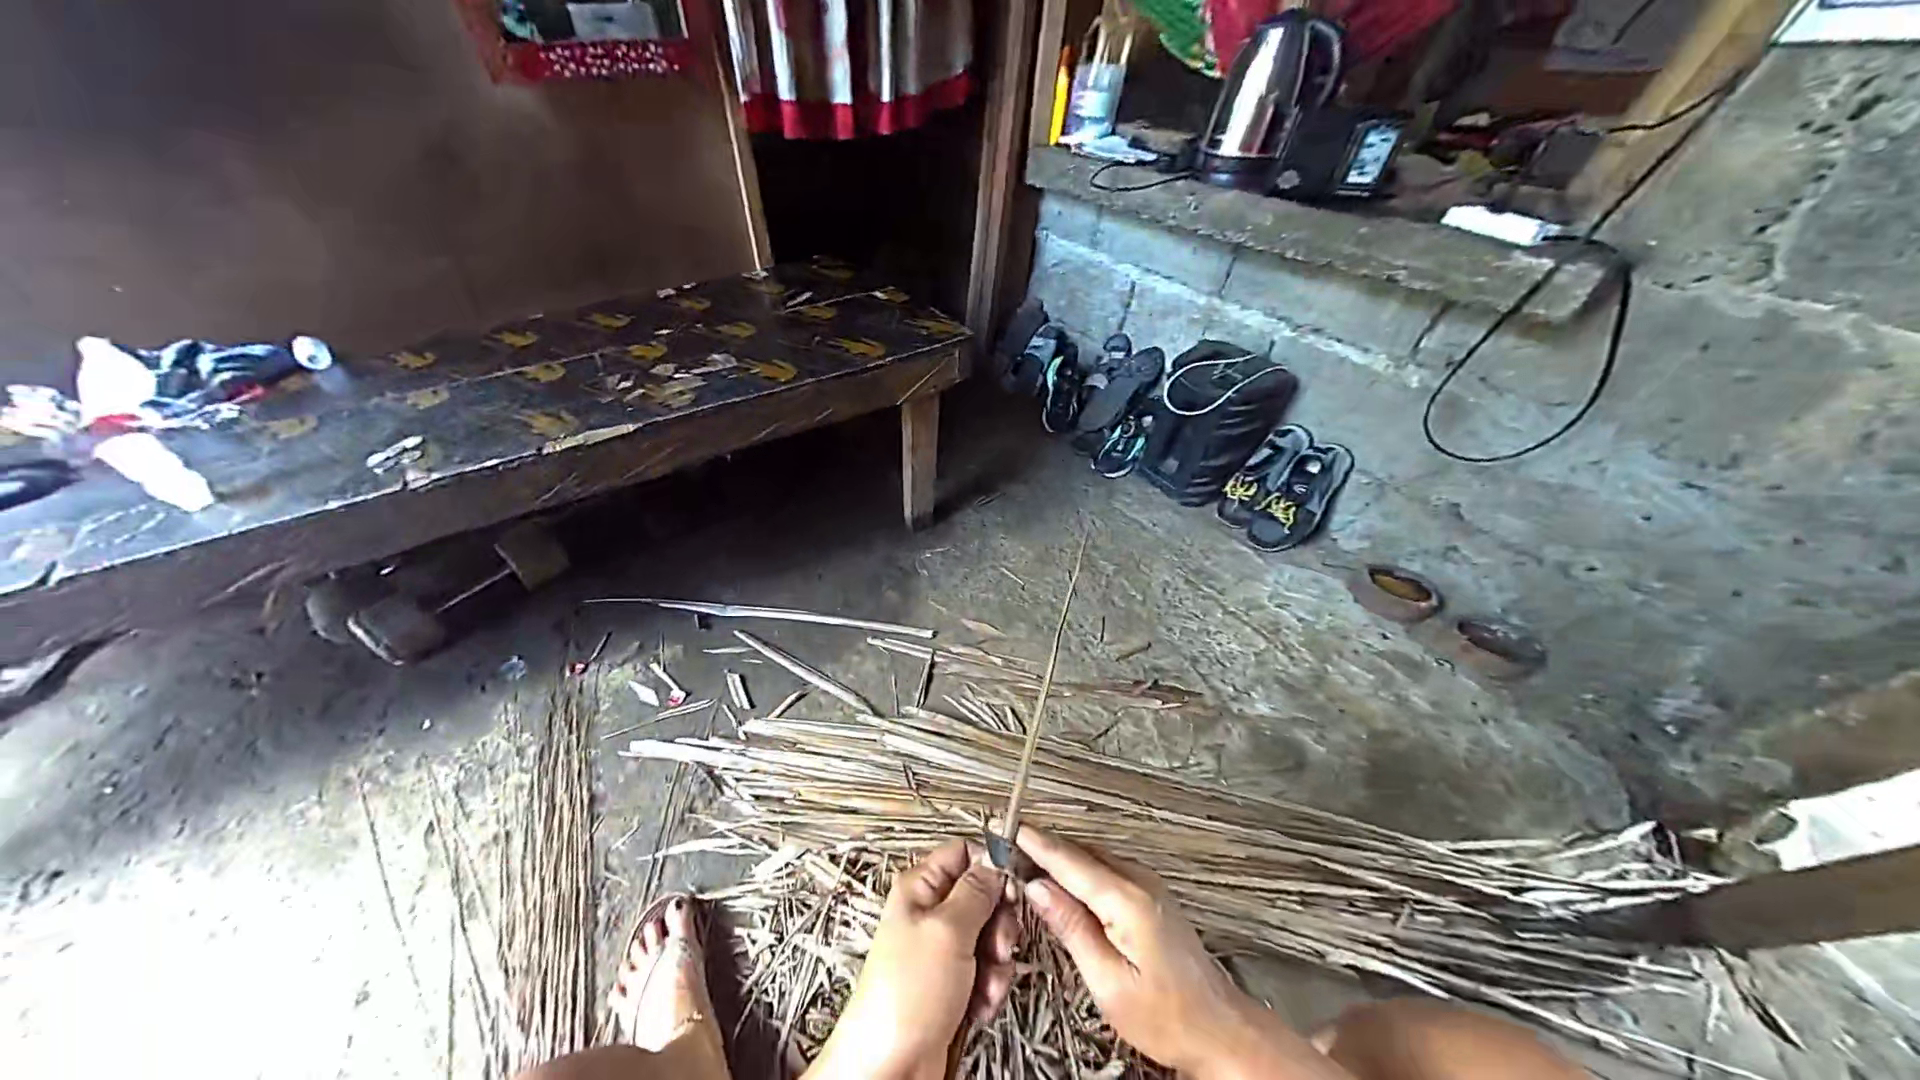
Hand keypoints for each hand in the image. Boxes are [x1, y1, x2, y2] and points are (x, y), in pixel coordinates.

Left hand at [806, 840, 1018, 1079]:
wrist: (891, 1070)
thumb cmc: (901, 999)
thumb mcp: (947, 931)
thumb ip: (976, 892)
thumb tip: (995, 863)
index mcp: (920, 888)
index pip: (964, 854)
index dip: (991, 867)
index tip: (1009, 887)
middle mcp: (931, 915)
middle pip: (984, 897)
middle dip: (999, 924)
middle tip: (997, 943)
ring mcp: (942, 951)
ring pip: (990, 937)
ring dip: (997, 963)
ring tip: (983, 982)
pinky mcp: (953, 984)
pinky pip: (987, 972)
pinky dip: (990, 988)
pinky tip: (979, 1004)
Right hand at [1017, 826, 1350, 1079]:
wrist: (1220, 1030)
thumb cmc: (1167, 1018)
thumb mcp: (1108, 982)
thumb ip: (1072, 928)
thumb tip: (1038, 888)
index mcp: (1127, 901)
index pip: (1070, 860)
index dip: (1036, 843)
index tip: (1009, 829)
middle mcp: (1140, 882)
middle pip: (1081, 854)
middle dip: (1044, 849)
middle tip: (1008, 851)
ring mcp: (1148, 885)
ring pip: (1093, 859)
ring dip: (1061, 859)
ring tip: (1026, 864)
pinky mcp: (1151, 895)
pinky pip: (1107, 869)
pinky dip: (1080, 870)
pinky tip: (1064, 884)